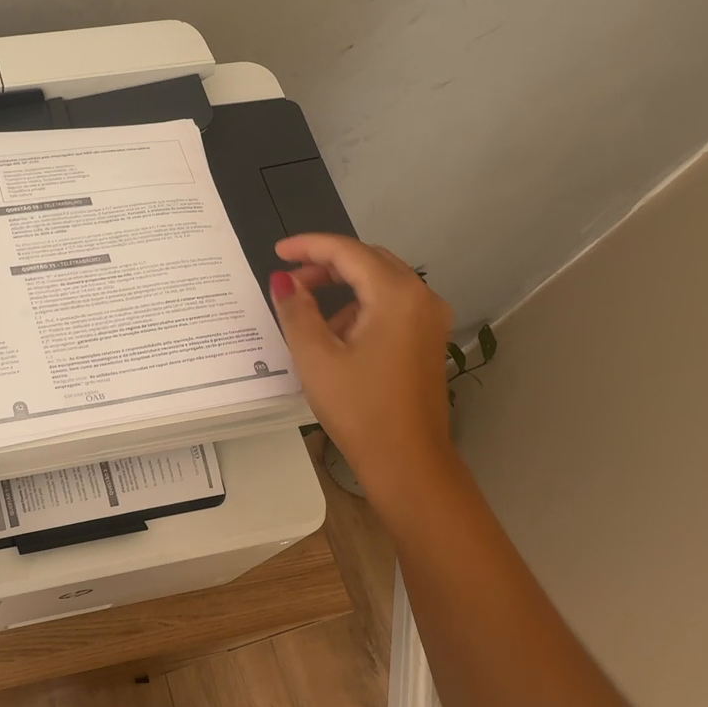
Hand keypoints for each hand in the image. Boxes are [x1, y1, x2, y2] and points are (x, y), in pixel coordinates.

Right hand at [268, 234, 454, 488]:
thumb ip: (297, 311)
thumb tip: (283, 281)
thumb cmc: (358, 407)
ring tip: (308, 313)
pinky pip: (391, 307)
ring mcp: (429, 320)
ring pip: (381, 284)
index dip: (310, 247)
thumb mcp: (316, 357)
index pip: (348, 252)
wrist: (406, 458)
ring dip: (343, 289)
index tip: (277, 252)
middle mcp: (421, 297)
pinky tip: (336, 336)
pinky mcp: (427, 341)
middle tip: (290, 282)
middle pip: (369, 262)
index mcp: (396, 294)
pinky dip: (360, 308)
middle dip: (327, 266)